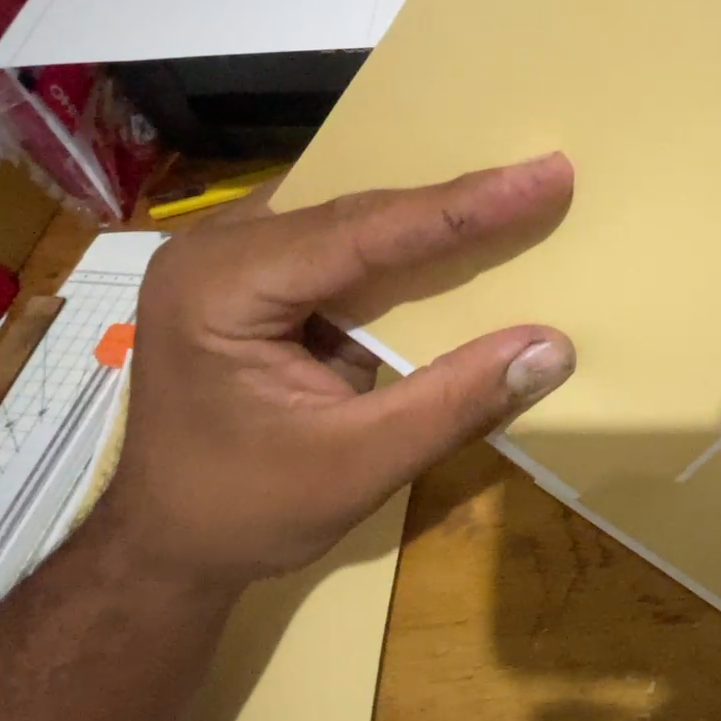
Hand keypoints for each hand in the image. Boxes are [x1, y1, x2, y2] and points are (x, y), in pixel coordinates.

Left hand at [96, 154, 577, 586]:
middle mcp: (220, 251)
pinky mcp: (261, 280)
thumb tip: (553, 348)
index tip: (546, 174)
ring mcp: (235, 260)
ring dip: (434, 216)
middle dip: (456, 200)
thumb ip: (455, 402)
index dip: (464, 206)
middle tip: (544, 176)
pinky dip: (408, 248)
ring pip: (355, 219)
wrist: (166, 546)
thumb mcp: (359, 466)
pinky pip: (346, 246)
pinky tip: (459, 239)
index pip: (363, 231)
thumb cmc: (245, 512)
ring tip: (514, 195)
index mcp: (221, 287)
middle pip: (360, 211)